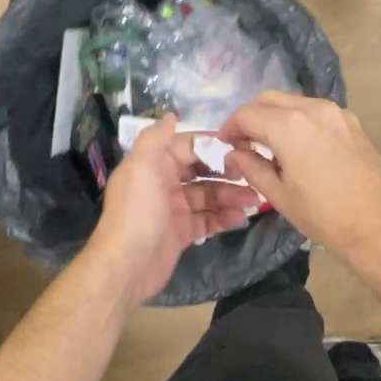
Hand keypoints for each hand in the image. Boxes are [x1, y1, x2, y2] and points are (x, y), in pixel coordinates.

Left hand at [87, 117, 261, 302]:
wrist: (127, 265)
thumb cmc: (137, 212)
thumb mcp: (142, 167)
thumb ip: (156, 138)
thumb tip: (171, 115)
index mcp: (152, 165)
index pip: (187, 147)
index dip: (211, 146)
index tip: (240, 147)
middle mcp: (163, 184)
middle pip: (200, 172)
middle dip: (226, 172)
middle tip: (252, 175)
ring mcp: (173, 210)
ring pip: (207, 197)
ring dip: (230, 196)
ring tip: (254, 199)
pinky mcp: (181, 233)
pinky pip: (207, 221)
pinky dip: (223, 218)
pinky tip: (240, 217)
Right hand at [218, 92, 380, 256]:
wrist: (376, 223)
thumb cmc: (323, 214)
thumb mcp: (279, 195)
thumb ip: (252, 168)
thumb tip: (234, 155)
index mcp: (290, 126)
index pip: (248, 114)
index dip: (231, 127)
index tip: (225, 144)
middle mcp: (313, 108)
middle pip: (270, 99)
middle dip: (251, 116)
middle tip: (243, 142)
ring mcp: (336, 113)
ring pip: (294, 102)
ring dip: (276, 116)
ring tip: (270, 145)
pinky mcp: (352, 123)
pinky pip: (316, 111)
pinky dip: (299, 120)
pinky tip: (298, 146)